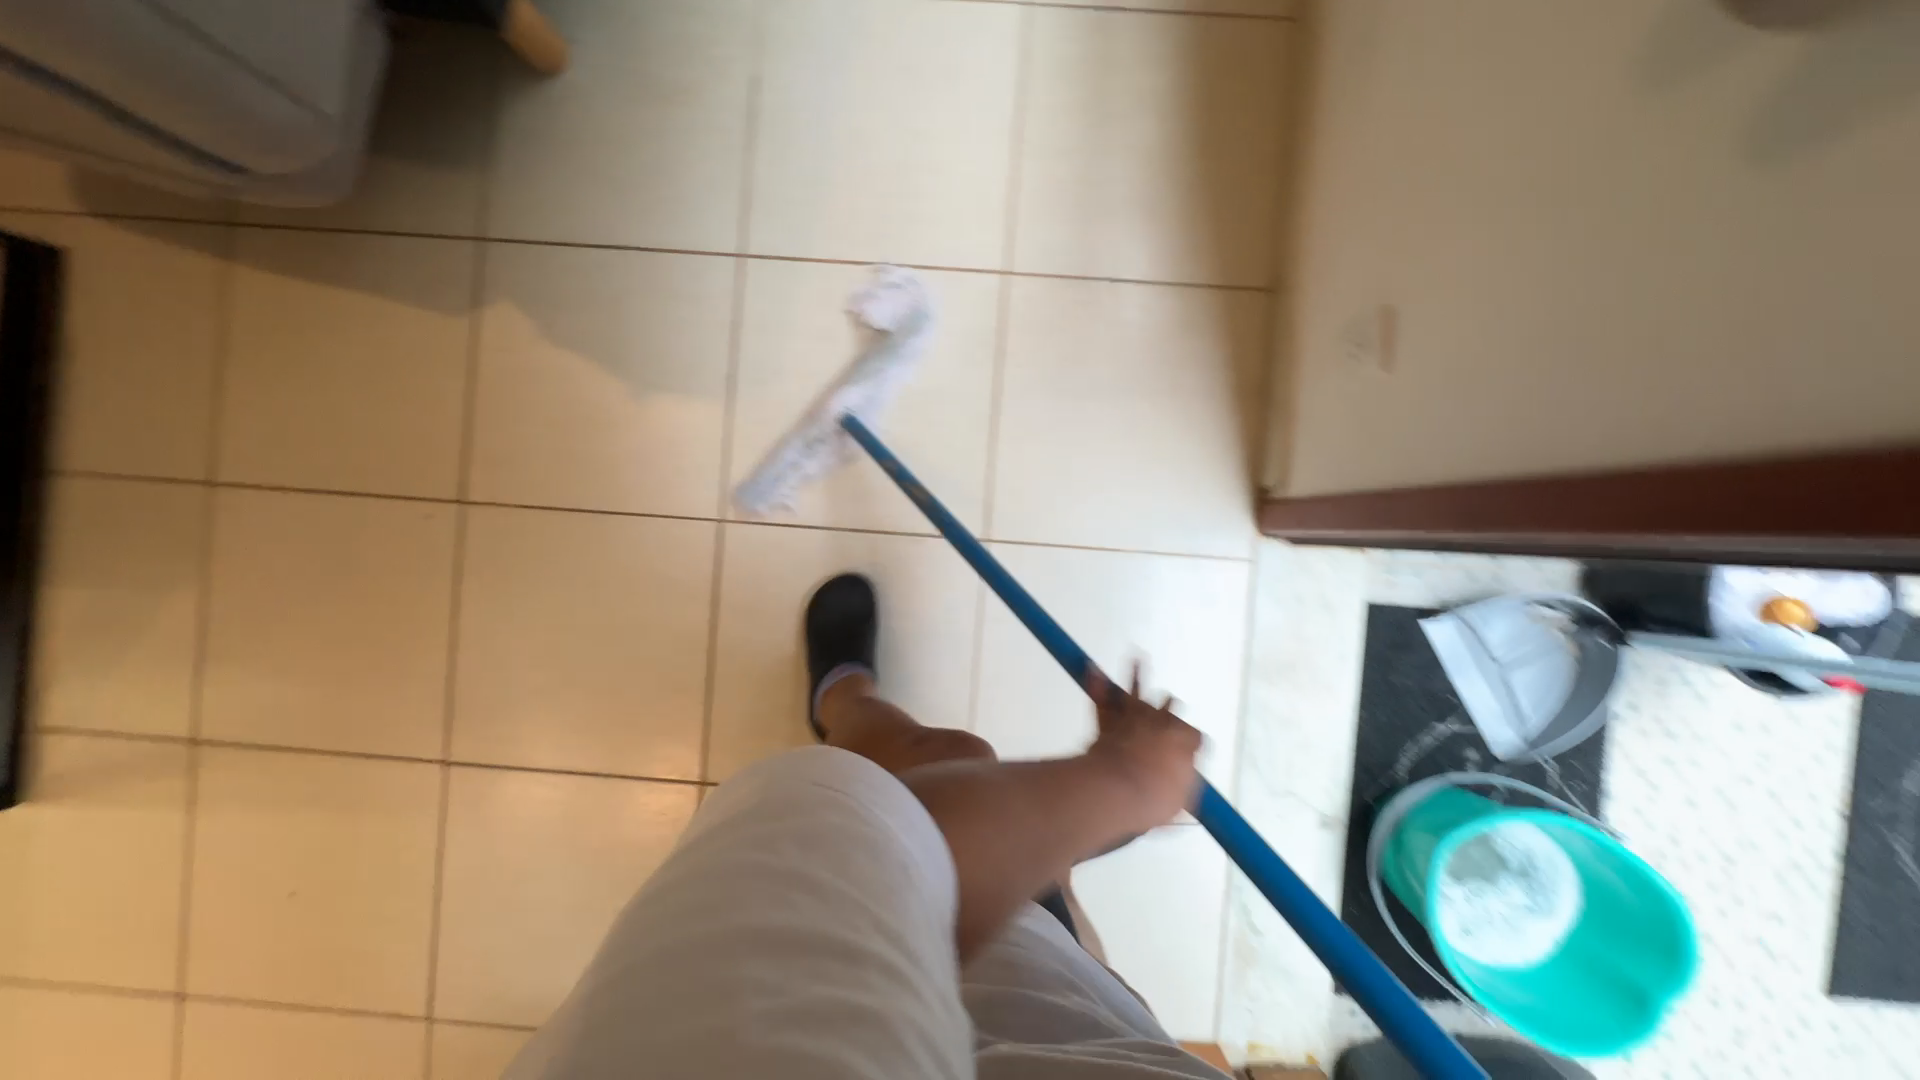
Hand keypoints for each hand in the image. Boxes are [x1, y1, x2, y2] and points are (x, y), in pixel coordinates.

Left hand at [1083, 662, 1202, 832]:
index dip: (1191, 742)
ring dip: (1135, 675)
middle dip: (1168, 707)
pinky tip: (1093, 670)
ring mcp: (1132, 716)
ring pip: (1136, 691)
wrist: (1120, 786)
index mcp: (1184, 743)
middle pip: (1169, 708)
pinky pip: (1102, 696)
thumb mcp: (1177, 805)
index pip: (1195, 738)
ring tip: (1136, 657)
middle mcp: (1161, 723)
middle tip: (1167, 703)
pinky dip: (1098, 683)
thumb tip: (1183, 808)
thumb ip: (1180, 798)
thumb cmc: (1155, 798)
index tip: (1190, 750)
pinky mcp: (1108, 717)